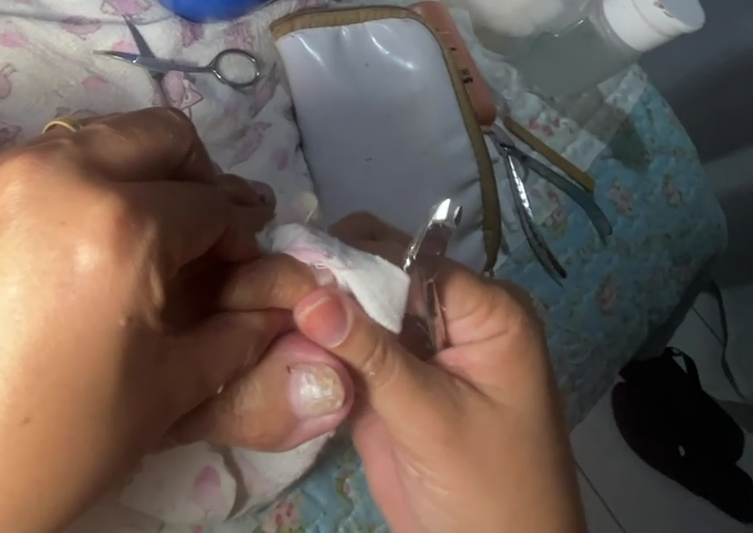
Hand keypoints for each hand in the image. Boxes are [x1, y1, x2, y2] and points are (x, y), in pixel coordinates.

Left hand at [0, 108, 283, 532]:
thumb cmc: (43, 448)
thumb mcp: (160, 395)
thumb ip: (236, 336)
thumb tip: (280, 304)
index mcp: (118, 223)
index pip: (212, 202)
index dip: (241, 235)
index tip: (243, 265)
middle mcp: (61, 171)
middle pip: (164, 133)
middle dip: (198, 177)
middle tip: (200, 237)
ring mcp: (6, 168)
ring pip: (104, 135)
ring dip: (140, 171)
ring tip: (139, 240)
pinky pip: (52, 156)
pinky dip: (85, 179)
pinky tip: (77, 243)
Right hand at [286, 215, 585, 532]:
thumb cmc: (489, 494)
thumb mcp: (432, 420)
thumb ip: (371, 353)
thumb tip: (309, 295)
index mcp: (485, 308)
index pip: (409, 257)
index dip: (352, 259)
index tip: (293, 267)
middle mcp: (449, 311)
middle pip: (378, 268)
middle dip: (328, 277)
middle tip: (273, 287)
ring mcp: (415, 339)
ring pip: (354, 298)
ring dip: (314, 304)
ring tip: (264, 302)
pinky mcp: (386, 368)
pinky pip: (344, 335)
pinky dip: (313, 335)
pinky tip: (276, 329)